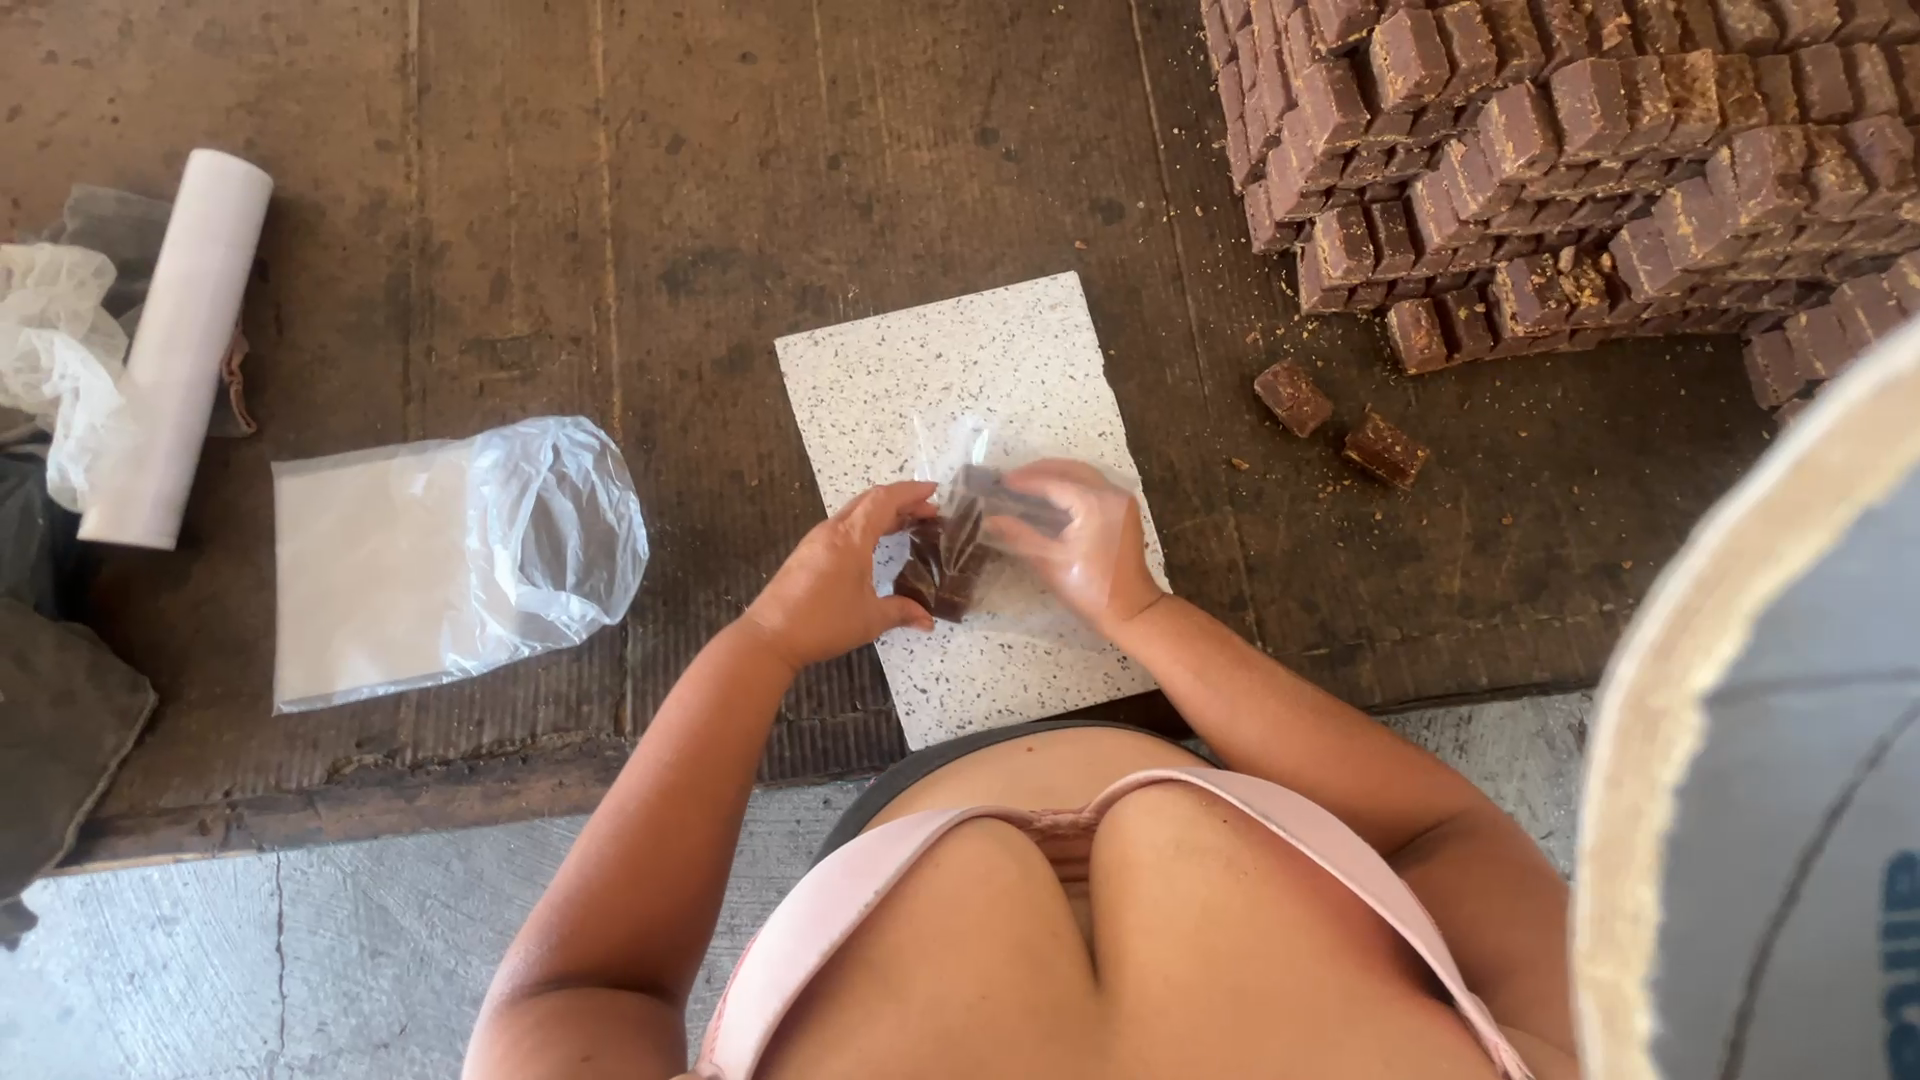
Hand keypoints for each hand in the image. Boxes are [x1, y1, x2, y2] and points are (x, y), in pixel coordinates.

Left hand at [742, 480, 938, 672]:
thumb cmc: (823, 623)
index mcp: (851, 538)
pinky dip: (866, 525)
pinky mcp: (808, 552)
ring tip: (908, 524)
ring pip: (855, 512)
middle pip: (870, 500)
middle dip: (901, 501)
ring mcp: (817, 540)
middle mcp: (833, 531)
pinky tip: (876, 543)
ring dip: (882, 513)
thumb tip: (928, 621)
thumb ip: (902, 612)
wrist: (770, 636)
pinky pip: (843, 526)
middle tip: (928, 511)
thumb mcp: (870, 619)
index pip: (885, 500)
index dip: (911, 492)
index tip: (934, 491)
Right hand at [986, 459, 1165, 633]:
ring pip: (1085, 474)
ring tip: (1029, 482)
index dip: (1025, 481)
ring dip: (1057, 474)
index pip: (1053, 482)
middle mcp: (1111, 494)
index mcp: (1094, 504)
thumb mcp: (1049, 562)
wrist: (1131, 610)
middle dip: (1041, 470)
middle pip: (1071, 469)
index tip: (1001, 482)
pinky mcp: (1124, 510)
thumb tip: (990, 519)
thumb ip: (1019, 535)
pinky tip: (1053, 494)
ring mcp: (1122, 500)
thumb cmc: (1089, 589)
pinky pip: (1095, 486)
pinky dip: (1072, 484)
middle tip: (1013, 478)